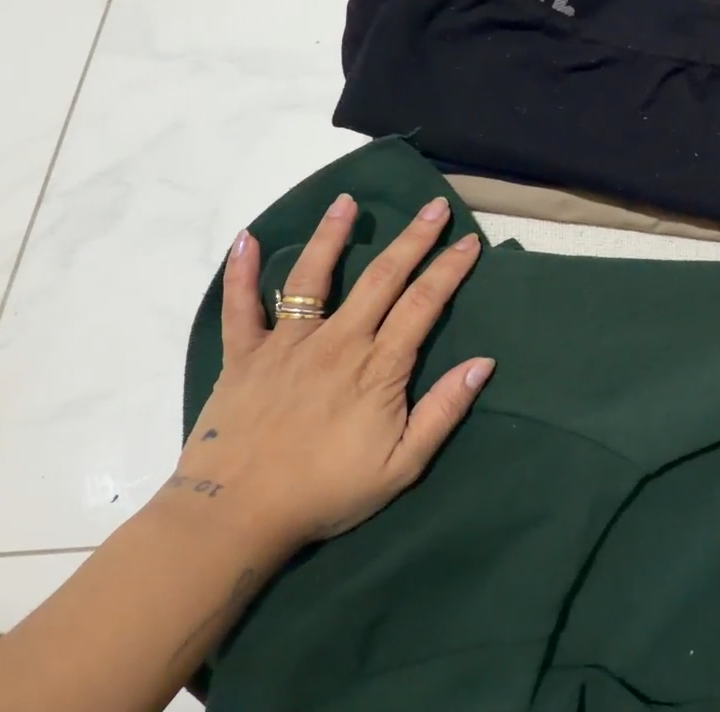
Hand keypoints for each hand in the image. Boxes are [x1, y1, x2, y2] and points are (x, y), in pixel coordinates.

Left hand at [168, 193, 495, 549]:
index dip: (449, 269)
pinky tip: (247, 240)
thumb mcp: (403, 464)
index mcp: (378, 367)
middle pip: (382, 278)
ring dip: (332, 237)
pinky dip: (242, 273)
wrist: (235, 517)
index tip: (469, 241)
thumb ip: (444, 411)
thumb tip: (484, 363)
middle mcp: (337, 342)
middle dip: (412, 239)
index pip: (423, 304)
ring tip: (346, 202)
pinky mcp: (244, 356)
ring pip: (313, 278)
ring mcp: (287, 344)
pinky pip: (240, 308)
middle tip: (434, 206)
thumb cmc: (326, 492)